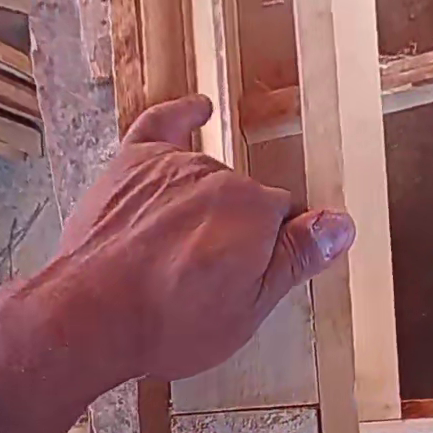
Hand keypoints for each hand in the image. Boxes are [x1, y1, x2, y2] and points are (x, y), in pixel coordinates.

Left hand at [32, 95, 354, 383]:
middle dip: (235, 237)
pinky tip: (200, 107)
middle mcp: (221, 177)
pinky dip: (182, 114)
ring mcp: (175, 165)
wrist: (91, 317)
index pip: (286, 223)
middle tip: (206, 282)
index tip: (255, 277)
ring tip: (176, 256)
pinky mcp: (133, 163)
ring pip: (207, 179)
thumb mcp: (246, 312)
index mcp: (258, 212)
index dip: (273, 255)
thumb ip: (295, 260)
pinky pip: (162, 124)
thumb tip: (342, 225)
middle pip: (245, 203)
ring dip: (203, 208)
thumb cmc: (169, 324)